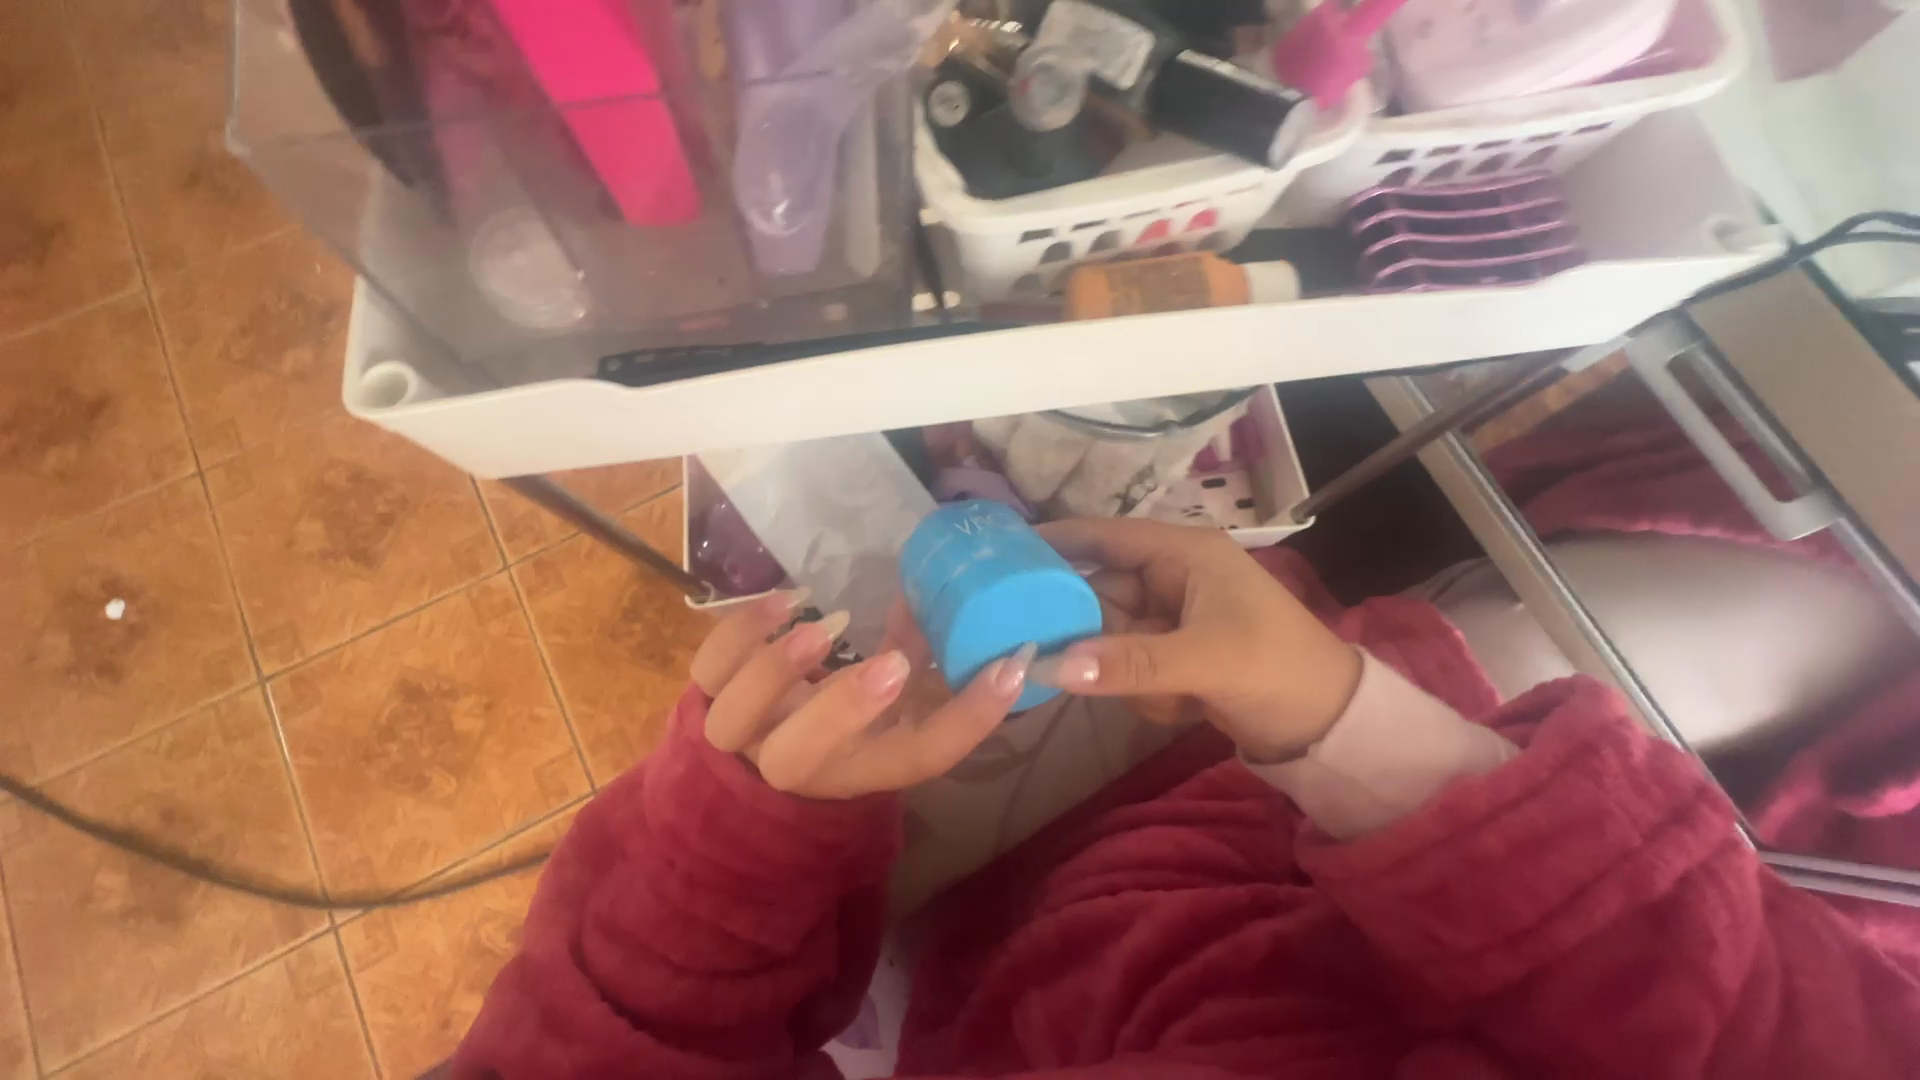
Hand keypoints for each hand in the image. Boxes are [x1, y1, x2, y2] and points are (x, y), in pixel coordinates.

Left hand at [689, 591, 1032, 798]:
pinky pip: (707, 670)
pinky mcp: (707, 696)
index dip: (968, 721)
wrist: (753, 764)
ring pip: (734, 719)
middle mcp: (794, 764)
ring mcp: (740, 734)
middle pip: (802, 758)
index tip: (1009, 668)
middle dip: (844, 709)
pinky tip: (787, 599)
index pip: (917, 759)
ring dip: (777, 668)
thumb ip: (917, 654)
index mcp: (858, 769)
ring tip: (826, 624)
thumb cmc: (843, 728)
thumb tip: (937, 591)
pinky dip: (741, 631)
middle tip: (893, 666)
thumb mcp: (891, 703)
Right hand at [1033, 519, 1362, 762]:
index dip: (1058, 540)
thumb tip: (1051, 665)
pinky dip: (1147, 692)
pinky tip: (1184, 708)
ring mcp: (1170, 619)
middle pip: (1099, 593)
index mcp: (1184, 555)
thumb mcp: (1205, 661)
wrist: (1331, 727)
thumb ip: (1129, 661)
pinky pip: (1128, 666)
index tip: (1004, 553)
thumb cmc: (1278, 669)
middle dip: (1093, 634)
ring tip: (1173, 697)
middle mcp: (1171, 578)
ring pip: (1110, 637)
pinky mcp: (1172, 654)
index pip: (1106, 537)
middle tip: (1061, 660)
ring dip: (1130, 674)